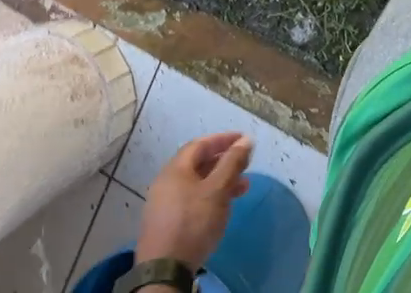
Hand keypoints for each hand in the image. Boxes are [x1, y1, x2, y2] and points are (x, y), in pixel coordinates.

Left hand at [136, 132, 253, 269]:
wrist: (165, 270)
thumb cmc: (193, 222)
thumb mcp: (217, 190)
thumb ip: (232, 163)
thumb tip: (245, 140)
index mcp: (175, 169)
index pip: (200, 144)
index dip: (223, 139)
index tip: (244, 140)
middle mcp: (166, 182)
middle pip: (198, 164)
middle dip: (224, 162)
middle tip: (246, 165)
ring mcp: (164, 204)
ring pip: (196, 184)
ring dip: (220, 182)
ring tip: (242, 188)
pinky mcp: (166, 223)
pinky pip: (191, 200)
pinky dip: (210, 197)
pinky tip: (222, 208)